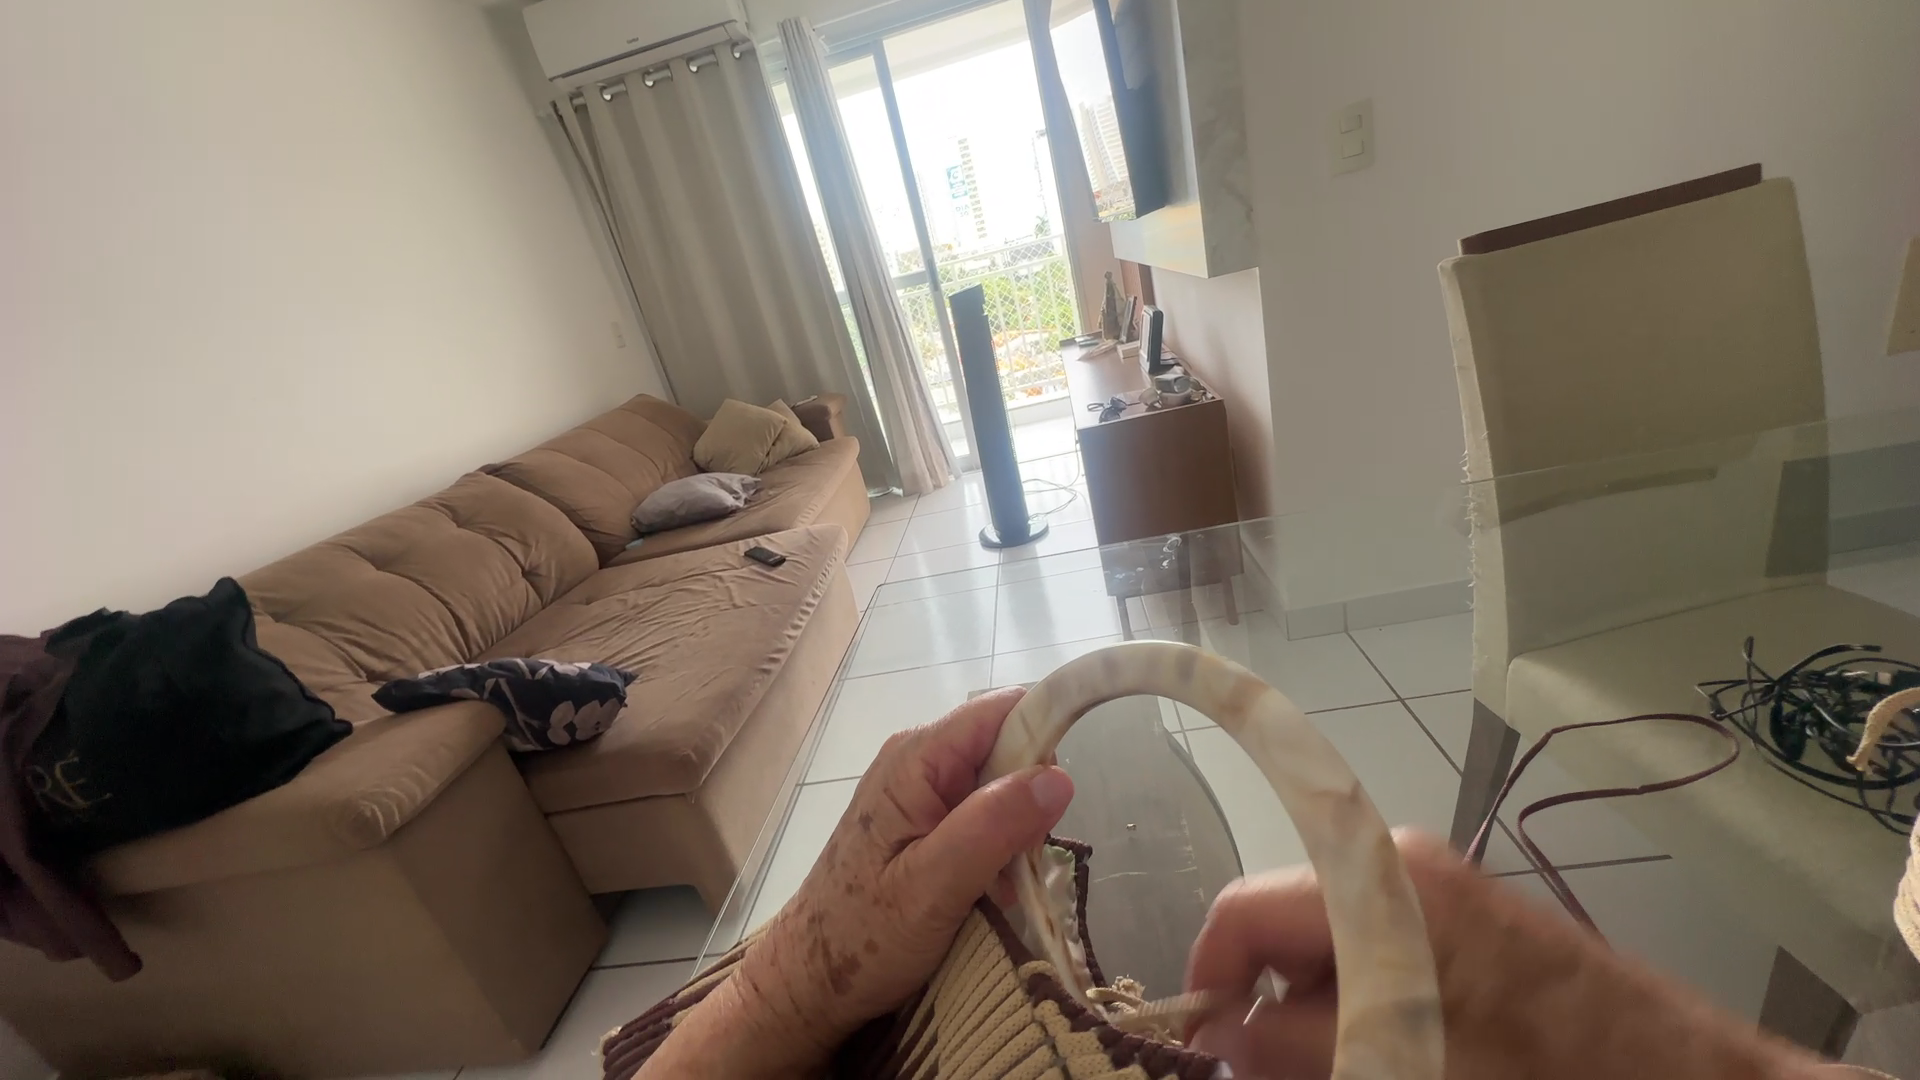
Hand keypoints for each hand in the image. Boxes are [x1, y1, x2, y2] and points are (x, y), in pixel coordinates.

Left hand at [646, 687, 1072, 1077]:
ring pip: (998, 780)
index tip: (1070, 783)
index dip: (1045, 727)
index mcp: (918, 757)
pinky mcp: (923, 815)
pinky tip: (988, 888)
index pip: (1000, 709)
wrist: (807, 980)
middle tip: (1024, 857)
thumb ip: (994, 825)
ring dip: (1016, 827)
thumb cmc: (862, 935)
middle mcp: (919, 757)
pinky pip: (981, 809)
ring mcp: (920, 786)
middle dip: (1030, 794)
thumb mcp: (934, 884)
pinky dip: (998, 843)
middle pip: (1004, 743)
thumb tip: (1059, 775)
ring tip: (1002, 885)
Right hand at [1184, 831, 1818, 1079]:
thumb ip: (1300, 1046)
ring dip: (1311, 1012)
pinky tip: (1380, 1051)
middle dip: (1265, 1003)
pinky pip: (1365, 952)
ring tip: (1335, 1066)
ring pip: (1321, 943)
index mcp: (1372, 880)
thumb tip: (1223, 1040)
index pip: (1245, 909)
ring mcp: (1422, 889)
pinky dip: (1353, 1004)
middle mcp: (1388, 864)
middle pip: (1281, 923)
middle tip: (1272, 1074)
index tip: (1202, 1047)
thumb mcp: (1408, 1061)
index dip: (1210, 975)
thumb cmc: (1550, 1075)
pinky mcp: (1451, 920)